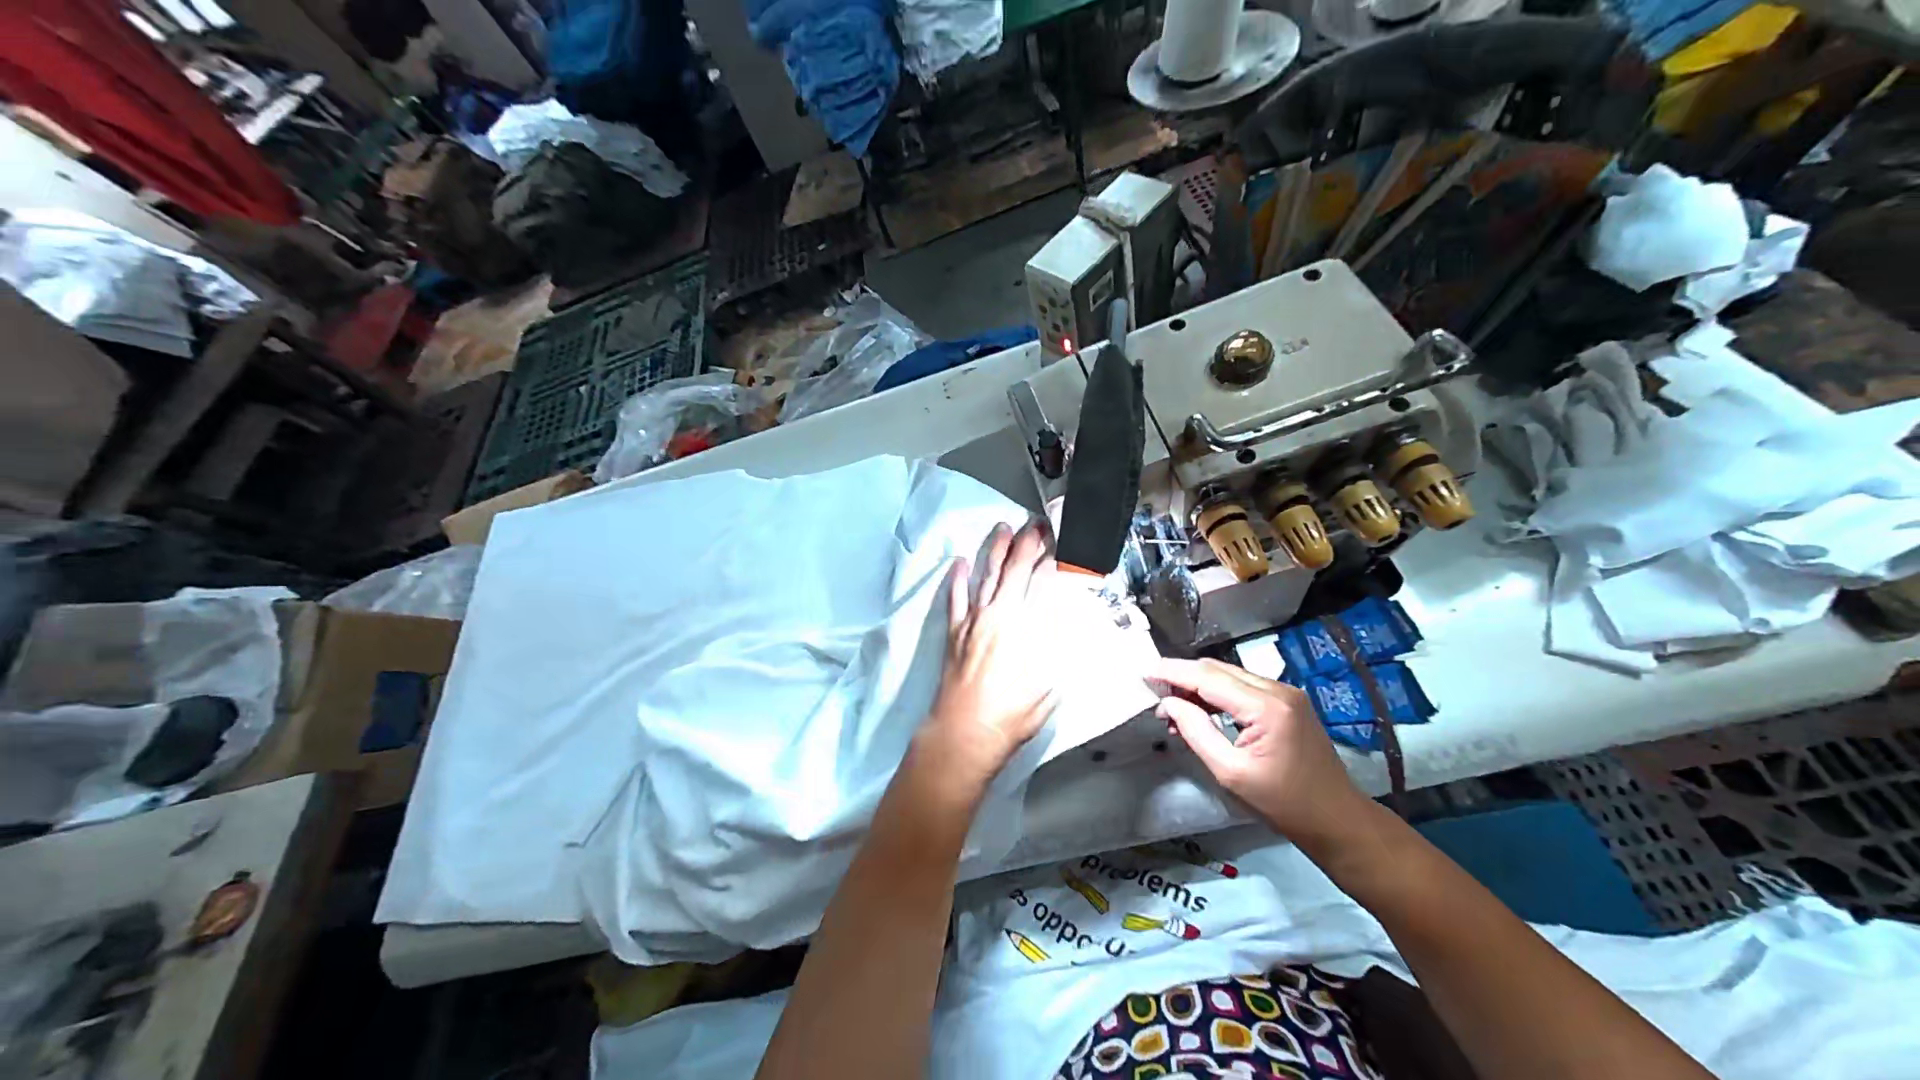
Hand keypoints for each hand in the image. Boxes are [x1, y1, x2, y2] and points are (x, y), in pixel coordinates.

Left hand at [915, 521, 1058, 799]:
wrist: (966, 732)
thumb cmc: (1014, 714)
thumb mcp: (1050, 680)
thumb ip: (1055, 641)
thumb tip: (1060, 607)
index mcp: (1028, 627)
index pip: (1044, 581)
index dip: (1054, 558)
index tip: (1061, 540)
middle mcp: (1000, 615)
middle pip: (1016, 569)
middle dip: (1029, 543)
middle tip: (1037, 523)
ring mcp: (974, 620)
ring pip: (987, 575)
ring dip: (996, 550)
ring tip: (1004, 528)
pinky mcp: (955, 631)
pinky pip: (955, 597)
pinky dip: (957, 577)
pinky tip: (959, 561)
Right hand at [1156, 658, 1372, 850]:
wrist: (1336, 818)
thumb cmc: (1282, 802)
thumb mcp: (1230, 772)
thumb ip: (1196, 732)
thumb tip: (1168, 704)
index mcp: (1265, 707)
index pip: (1208, 677)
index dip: (1173, 672)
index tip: (1145, 672)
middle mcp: (1277, 689)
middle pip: (1218, 669)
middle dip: (1183, 676)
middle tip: (1155, 692)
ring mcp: (1286, 693)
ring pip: (1230, 674)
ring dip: (1199, 684)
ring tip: (1173, 705)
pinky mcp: (1288, 701)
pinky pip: (1244, 686)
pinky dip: (1218, 692)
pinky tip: (1201, 710)